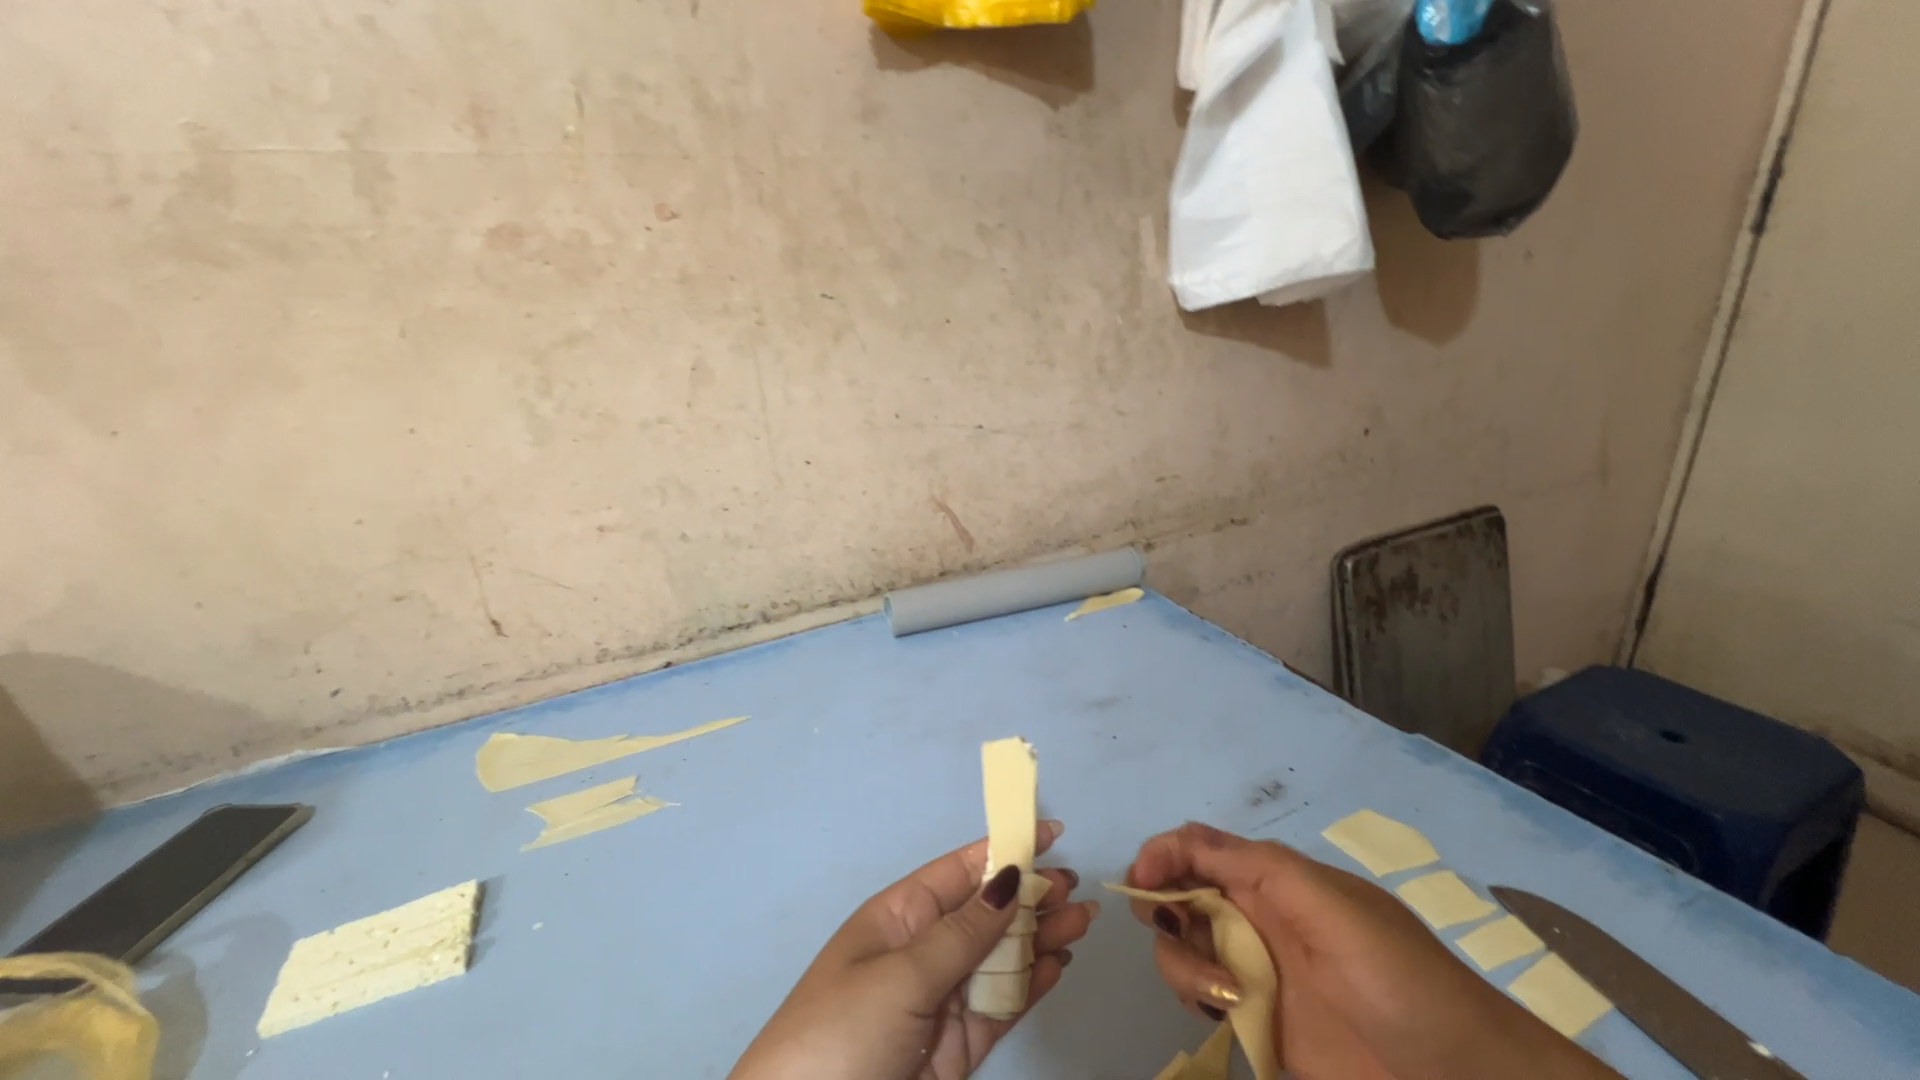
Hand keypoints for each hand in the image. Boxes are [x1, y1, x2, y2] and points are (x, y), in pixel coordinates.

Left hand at [730, 821, 1097, 1079]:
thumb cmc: (844, 1030)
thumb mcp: (901, 974)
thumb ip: (963, 933)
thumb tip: (1008, 877)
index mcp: (899, 917)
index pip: (959, 871)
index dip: (1003, 848)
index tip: (1051, 832)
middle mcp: (923, 950)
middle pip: (987, 913)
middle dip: (1031, 895)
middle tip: (1077, 887)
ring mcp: (942, 997)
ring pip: (1001, 957)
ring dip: (1041, 938)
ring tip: (1083, 923)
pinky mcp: (958, 1043)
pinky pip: (1002, 1004)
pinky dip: (1031, 985)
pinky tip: (1058, 965)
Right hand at [1126, 823, 1622, 1079]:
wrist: (1457, 1074)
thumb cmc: (1396, 976)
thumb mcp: (1328, 903)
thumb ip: (1253, 866)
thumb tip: (1179, 842)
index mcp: (1274, 879)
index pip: (1200, 848)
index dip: (1162, 855)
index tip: (1142, 884)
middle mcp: (1256, 917)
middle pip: (1179, 895)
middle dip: (1162, 910)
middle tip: (1178, 936)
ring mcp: (1254, 970)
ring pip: (1182, 948)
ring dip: (1183, 964)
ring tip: (1226, 994)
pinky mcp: (1256, 1021)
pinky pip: (1201, 997)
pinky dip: (1197, 999)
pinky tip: (1227, 1013)